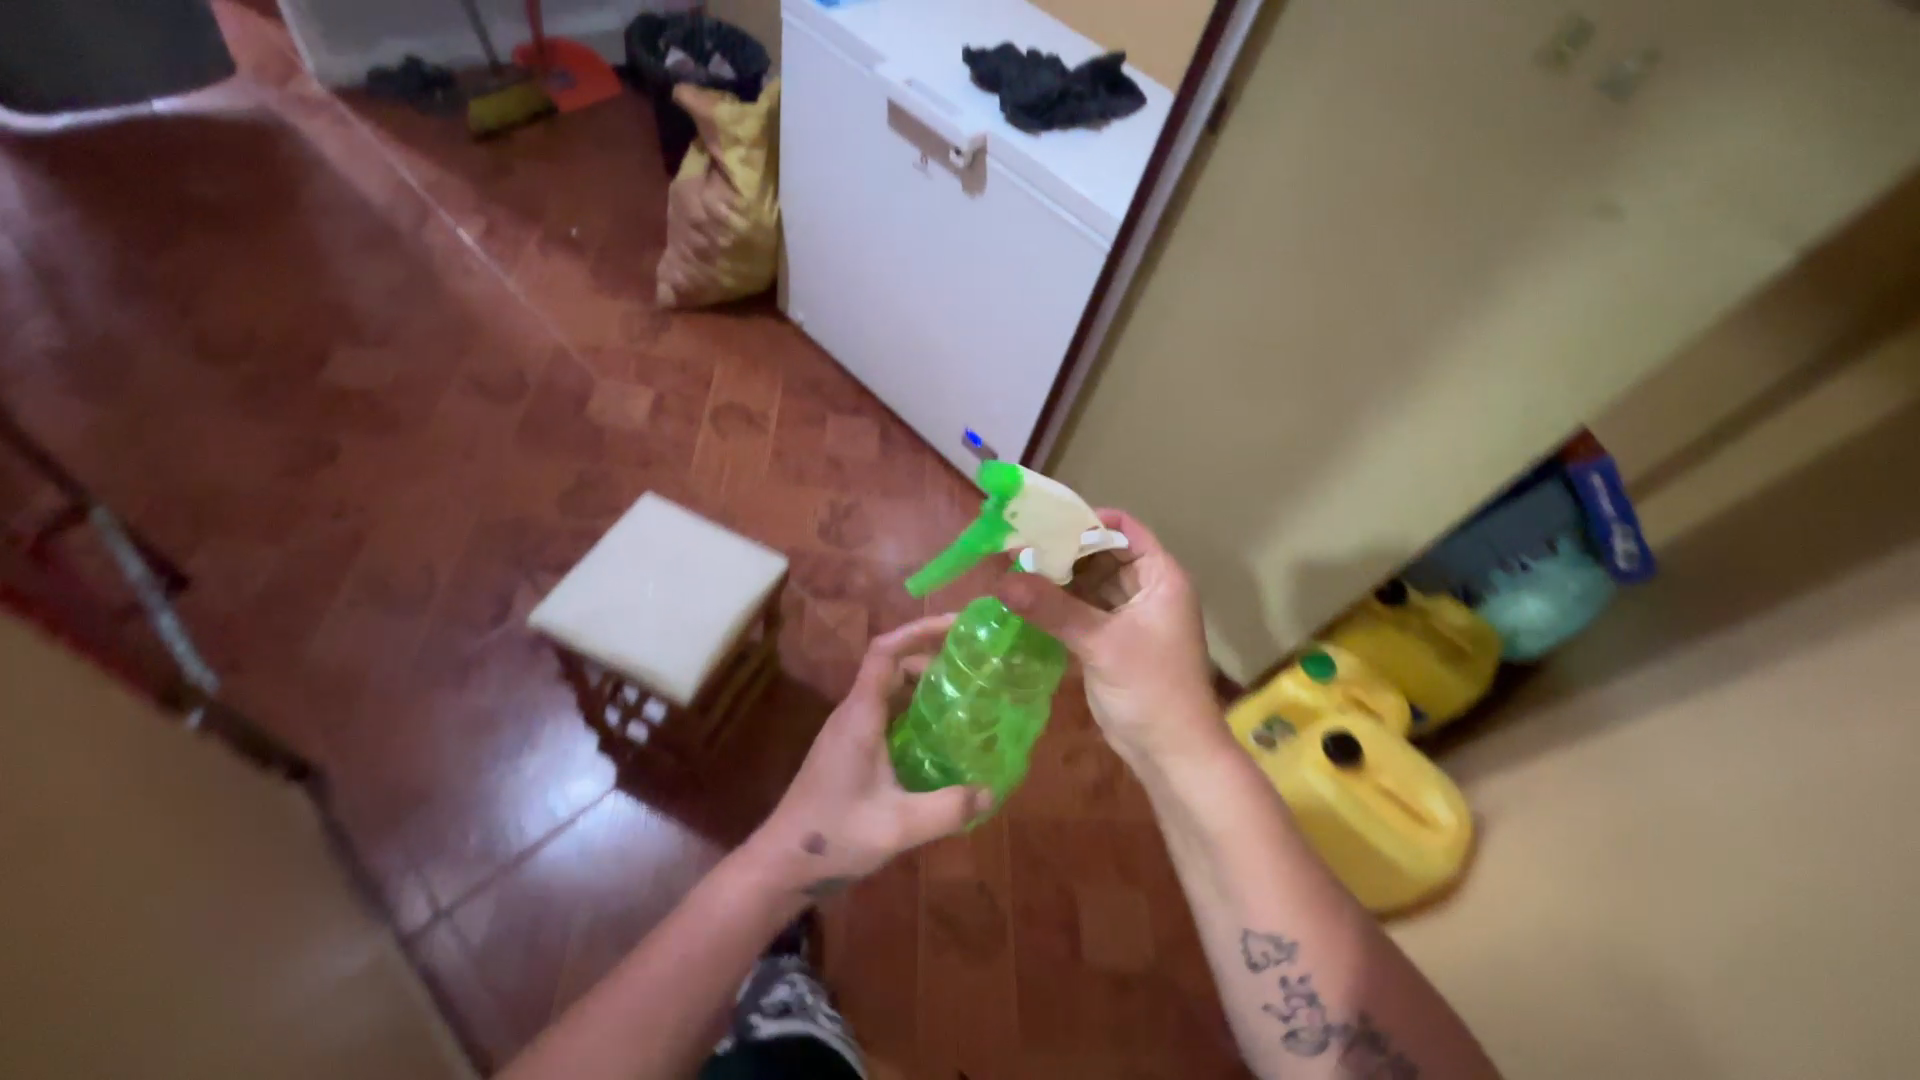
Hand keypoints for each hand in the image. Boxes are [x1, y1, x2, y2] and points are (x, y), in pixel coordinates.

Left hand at [752, 615, 992, 898]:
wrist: (783, 863)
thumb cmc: (833, 836)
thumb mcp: (898, 827)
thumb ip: (947, 809)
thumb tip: (991, 792)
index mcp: (859, 716)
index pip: (884, 652)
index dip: (919, 630)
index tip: (958, 626)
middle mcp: (852, 715)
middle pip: (892, 667)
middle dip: (932, 658)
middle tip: (975, 668)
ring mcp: (848, 732)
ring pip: (889, 692)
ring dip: (924, 687)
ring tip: (967, 698)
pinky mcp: (849, 751)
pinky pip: (886, 715)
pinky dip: (914, 713)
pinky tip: (940, 738)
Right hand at [994, 509, 1223, 770]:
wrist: (1171, 753)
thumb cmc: (1151, 689)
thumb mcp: (1101, 643)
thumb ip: (1052, 608)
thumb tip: (1001, 581)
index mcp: (1160, 577)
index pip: (1123, 528)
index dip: (1085, 521)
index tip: (1041, 523)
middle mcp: (1146, 589)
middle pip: (1100, 554)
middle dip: (1060, 552)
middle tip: (1013, 549)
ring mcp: (1128, 617)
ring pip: (1087, 585)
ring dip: (1055, 581)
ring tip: (1010, 573)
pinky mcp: (1110, 642)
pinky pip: (1081, 612)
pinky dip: (1057, 607)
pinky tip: (1023, 604)